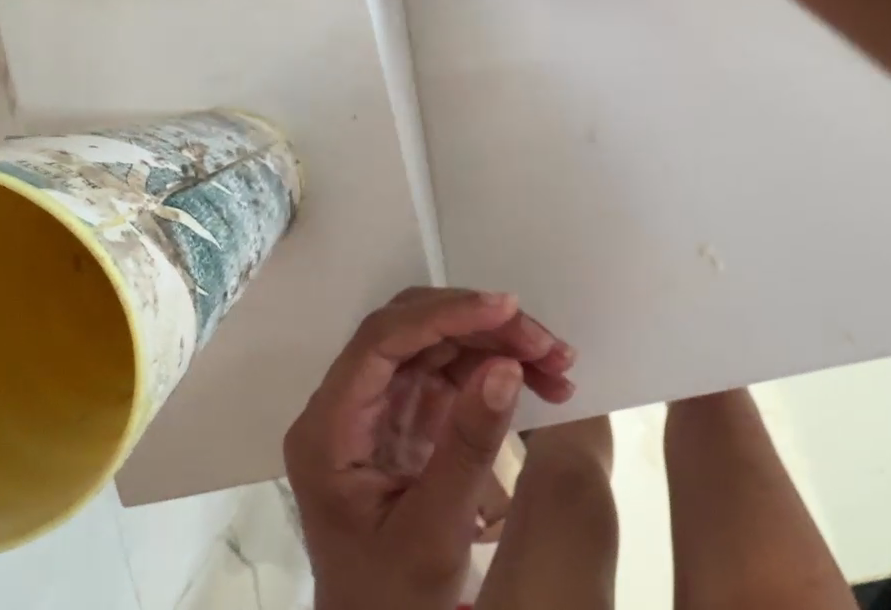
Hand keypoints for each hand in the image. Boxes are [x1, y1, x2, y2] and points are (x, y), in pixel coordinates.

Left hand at [284, 288, 576, 609]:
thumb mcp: (434, 531)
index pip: (381, 341)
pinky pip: (456, 369)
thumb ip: (467, 448)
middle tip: (547, 346)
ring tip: (559, 363)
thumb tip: (507, 366)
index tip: (508, 308)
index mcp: (331, 427)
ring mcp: (382, 404)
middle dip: (483, 326)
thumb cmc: (392, 593)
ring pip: (441, 342)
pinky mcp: (411, 412)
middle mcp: (351, 402)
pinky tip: (541, 380)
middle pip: (414, 330)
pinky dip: (499, 367)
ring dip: (500, 343)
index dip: (444, 314)